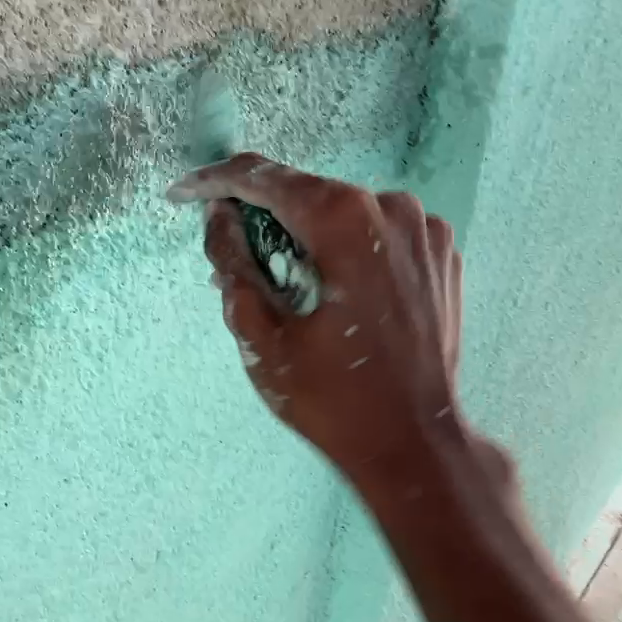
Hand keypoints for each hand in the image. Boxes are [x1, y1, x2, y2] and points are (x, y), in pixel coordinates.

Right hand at [166, 154, 462, 477]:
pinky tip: (326, 292)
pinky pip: (373, 234)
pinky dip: (341, 250)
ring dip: (300, 237)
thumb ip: (231, 262)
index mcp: (345, 221)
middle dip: (258, 219)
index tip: (181, 194)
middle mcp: (391, 209)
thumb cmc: (331, 397)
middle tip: (226, 262)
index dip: (213, 181)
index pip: (264, 178)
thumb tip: (218, 216)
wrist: (414, 443)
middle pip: (303, 194)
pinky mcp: (441, 253)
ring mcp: (425, 229)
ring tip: (279, 289)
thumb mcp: (260, 333)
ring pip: (338, 213)